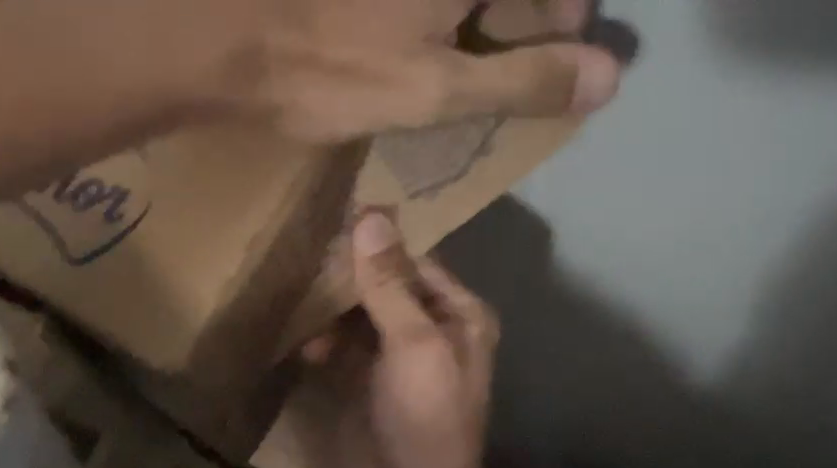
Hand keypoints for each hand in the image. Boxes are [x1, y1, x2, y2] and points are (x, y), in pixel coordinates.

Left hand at [180, 0, 623, 140]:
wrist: (227, 37)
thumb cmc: (334, 69)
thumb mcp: (436, 89)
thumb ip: (523, 81)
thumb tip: (608, 78)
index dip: (567, 6)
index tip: (568, 35)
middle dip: (527, 3)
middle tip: (530, 45)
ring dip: (484, 10)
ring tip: (482, 44)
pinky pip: (424, 4)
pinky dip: (442, 15)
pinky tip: (431, 36)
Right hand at [305, 212, 495, 467]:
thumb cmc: (424, 421)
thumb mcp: (414, 346)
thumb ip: (390, 285)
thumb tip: (371, 214)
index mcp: (459, 317)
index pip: (416, 262)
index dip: (378, 242)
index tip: (333, 216)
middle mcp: (429, 331)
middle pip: (383, 285)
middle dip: (347, 275)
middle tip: (303, 253)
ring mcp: (391, 360)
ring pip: (356, 315)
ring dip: (329, 309)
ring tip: (298, 299)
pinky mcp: (359, 385)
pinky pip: (338, 348)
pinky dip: (320, 343)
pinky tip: (302, 346)